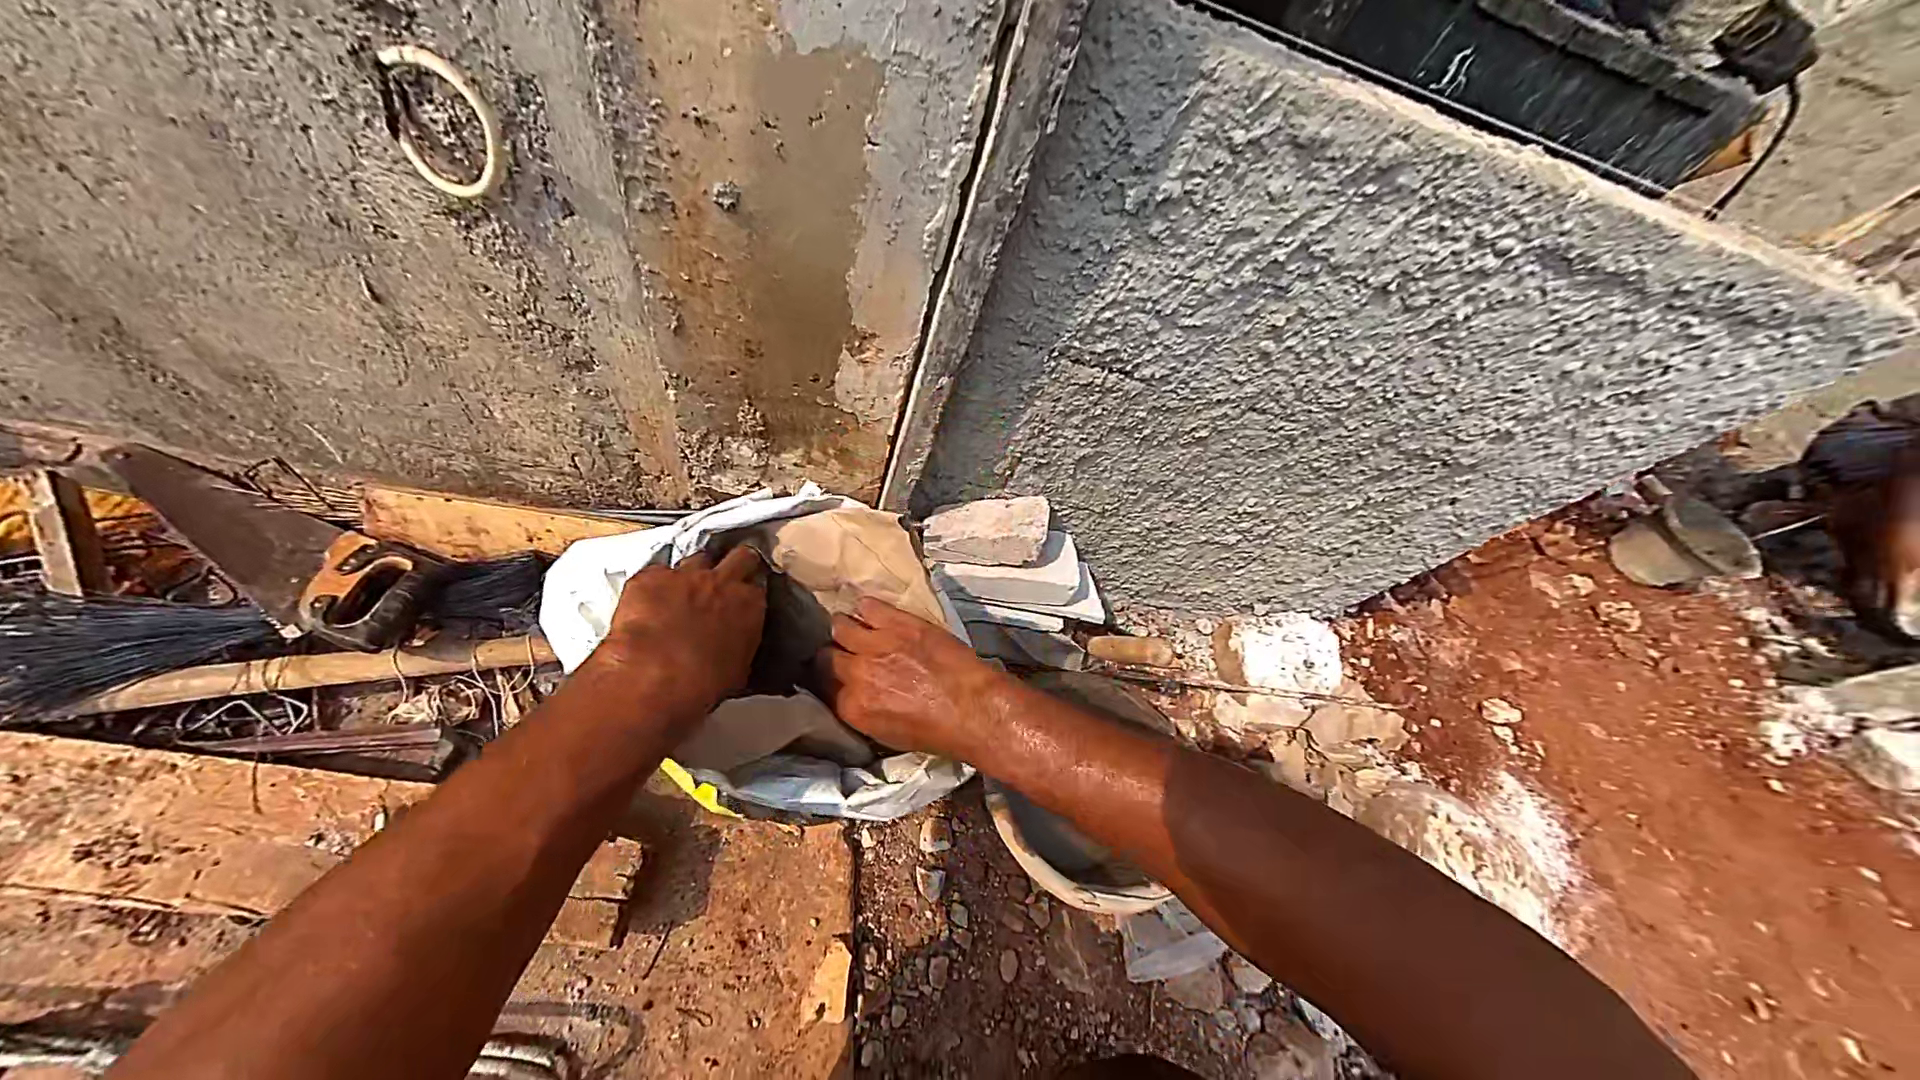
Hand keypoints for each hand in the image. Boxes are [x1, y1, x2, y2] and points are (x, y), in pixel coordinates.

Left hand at [592, 546, 766, 716]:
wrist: (655, 678)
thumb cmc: (699, 681)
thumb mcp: (738, 669)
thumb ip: (741, 644)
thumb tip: (735, 648)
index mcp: (749, 605)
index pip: (758, 586)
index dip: (750, 591)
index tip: (744, 597)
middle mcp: (721, 582)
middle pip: (740, 556)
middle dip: (736, 562)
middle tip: (728, 575)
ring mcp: (685, 576)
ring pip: (697, 558)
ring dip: (694, 572)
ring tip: (684, 590)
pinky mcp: (650, 578)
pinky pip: (655, 572)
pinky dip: (654, 584)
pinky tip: (648, 601)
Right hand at [815, 596, 1011, 760]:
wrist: (973, 708)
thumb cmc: (936, 730)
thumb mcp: (885, 734)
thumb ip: (859, 710)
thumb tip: (849, 694)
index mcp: (851, 706)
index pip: (821, 685)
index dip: (829, 678)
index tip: (836, 674)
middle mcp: (857, 673)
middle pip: (826, 655)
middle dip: (834, 654)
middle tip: (847, 653)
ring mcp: (876, 644)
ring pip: (840, 626)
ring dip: (846, 629)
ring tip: (858, 631)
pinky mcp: (898, 622)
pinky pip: (868, 606)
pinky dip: (868, 610)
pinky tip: (875, 615)